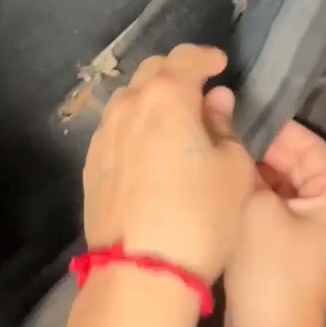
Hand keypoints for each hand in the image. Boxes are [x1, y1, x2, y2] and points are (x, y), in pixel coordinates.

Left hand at [82, 45, 256, 281]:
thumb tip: (214, 104)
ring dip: (153, 98)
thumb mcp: (233, 171)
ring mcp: (104, 133)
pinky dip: (136, 125)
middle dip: (177, 71)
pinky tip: (150, 146)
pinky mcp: (92, 162)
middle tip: (199, 86)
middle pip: (152, 71)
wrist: (141, 271)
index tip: (220, 62)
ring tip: (175, 117)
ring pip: (130, 98)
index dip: (206, 56)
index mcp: (166, 96)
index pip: (186, 58)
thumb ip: (225, 128)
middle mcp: (128, 104)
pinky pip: (117, 128)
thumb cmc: (199, 216)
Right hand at [211, 105, 325, 326]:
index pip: (308, 143)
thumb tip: (222, 115)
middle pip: (294, 162)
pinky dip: (252, 192)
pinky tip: (221, 181)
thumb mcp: (253, 204)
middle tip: (219, 129)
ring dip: (252, 169)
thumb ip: (241, 158)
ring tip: (215, 151)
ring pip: (280, 183)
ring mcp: (312, 231)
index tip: (236, 111)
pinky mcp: (290, 245)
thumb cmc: (268, 268)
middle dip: (258, 147)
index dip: (273, 125)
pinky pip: (273, 204)